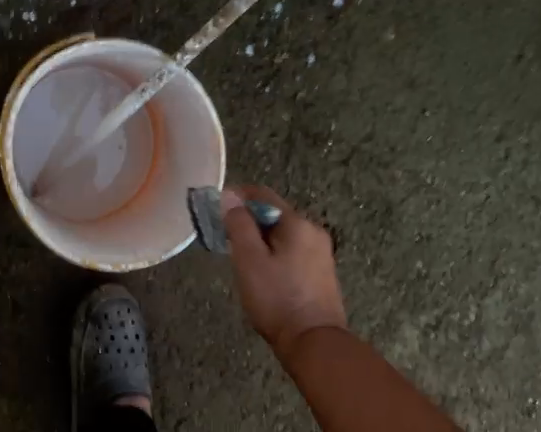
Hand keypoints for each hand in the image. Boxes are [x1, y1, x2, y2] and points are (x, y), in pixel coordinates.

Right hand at [222, 185, 348, 355]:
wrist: (315, 345)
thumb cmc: (277, 298)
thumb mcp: (249, 259)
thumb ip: (238, 223)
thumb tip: (229, 195)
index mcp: (297, 223)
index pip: (262, 194)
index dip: (237, 197)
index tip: (217, 210)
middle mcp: (314, 232)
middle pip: (274, 214)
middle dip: (249, 222)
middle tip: (228, 240)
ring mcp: (322, 254)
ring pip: (283, 235)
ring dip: (262, 240)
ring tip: (243, 260)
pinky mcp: (323, 275)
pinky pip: (293, 252)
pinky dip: (276, 255)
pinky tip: (265, 275)